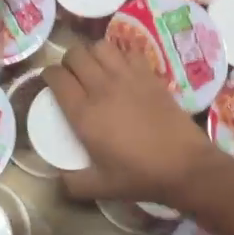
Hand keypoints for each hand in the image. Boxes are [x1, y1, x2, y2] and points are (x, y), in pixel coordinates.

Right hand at [42, 41, 222, 207]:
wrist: (185, 166)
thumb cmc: (140, 176)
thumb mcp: (100, 187)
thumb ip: (73, 183)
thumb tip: (58, 178)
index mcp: (84, 114)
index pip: (57, 77)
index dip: (48, 75)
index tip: (51, 83)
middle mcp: (101, 88)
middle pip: (75, 55)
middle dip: (68, 61)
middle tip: (72, 76)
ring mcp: (127, 78)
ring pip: (100, 46)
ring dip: (92, 53)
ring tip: (95, 68)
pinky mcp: (149, 75)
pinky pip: (128, 51)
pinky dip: (120, 55)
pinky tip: (122, 69)